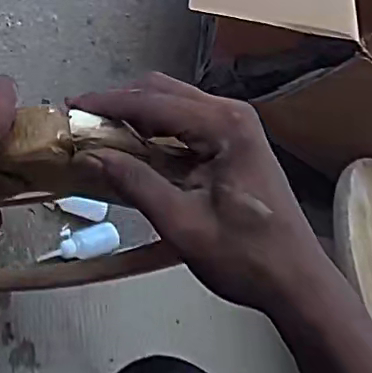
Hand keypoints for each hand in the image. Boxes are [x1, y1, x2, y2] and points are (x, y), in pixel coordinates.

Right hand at [71, 73, 335, 316]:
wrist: (298, 282)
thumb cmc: (246, 257)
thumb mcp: (182, 224)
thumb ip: (135, 183)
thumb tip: (92, 154)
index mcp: (223, 125)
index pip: (152, 101)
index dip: (108, 102)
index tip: (73, 106)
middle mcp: (230, 112)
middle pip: (161, 90)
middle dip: (119, 102)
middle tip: (84, 120)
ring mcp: (235, 123)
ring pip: (172, 100)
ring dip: (135, 112)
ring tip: (102, 131)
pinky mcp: (234, 137)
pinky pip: (184, 118)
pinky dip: (154, 125)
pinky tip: (135, 143)